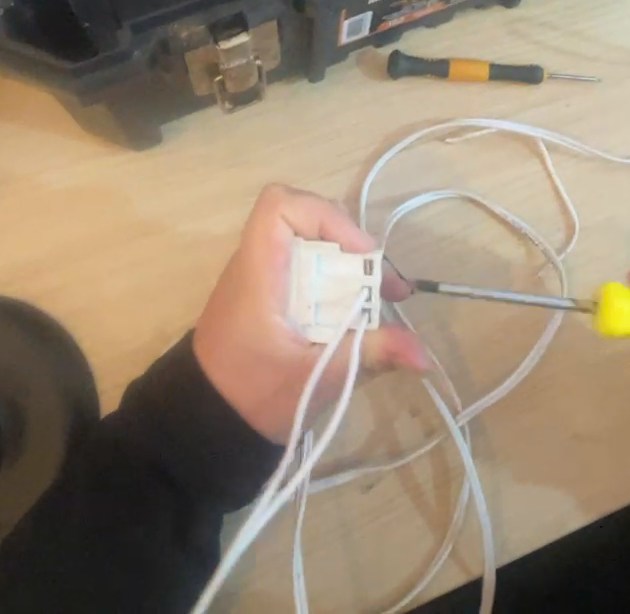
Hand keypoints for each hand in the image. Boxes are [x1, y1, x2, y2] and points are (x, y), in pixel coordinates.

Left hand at [193, 185, 426, 443]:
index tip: (357, 254)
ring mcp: (265, 279)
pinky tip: (362, 315)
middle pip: (308, 221)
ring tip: (385, 298)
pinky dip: (338, 284)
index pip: (280, 204)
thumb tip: (425, 355)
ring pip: (313, 246)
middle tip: (386, 284)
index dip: (324, 215)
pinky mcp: (272, 298)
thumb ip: (368, 356)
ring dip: (351, 266)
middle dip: (353, 246)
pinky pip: (309, 271)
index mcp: (260, 270)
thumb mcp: (314, 379)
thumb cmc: (250, 396)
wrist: (204, 426)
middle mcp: (260, 263)